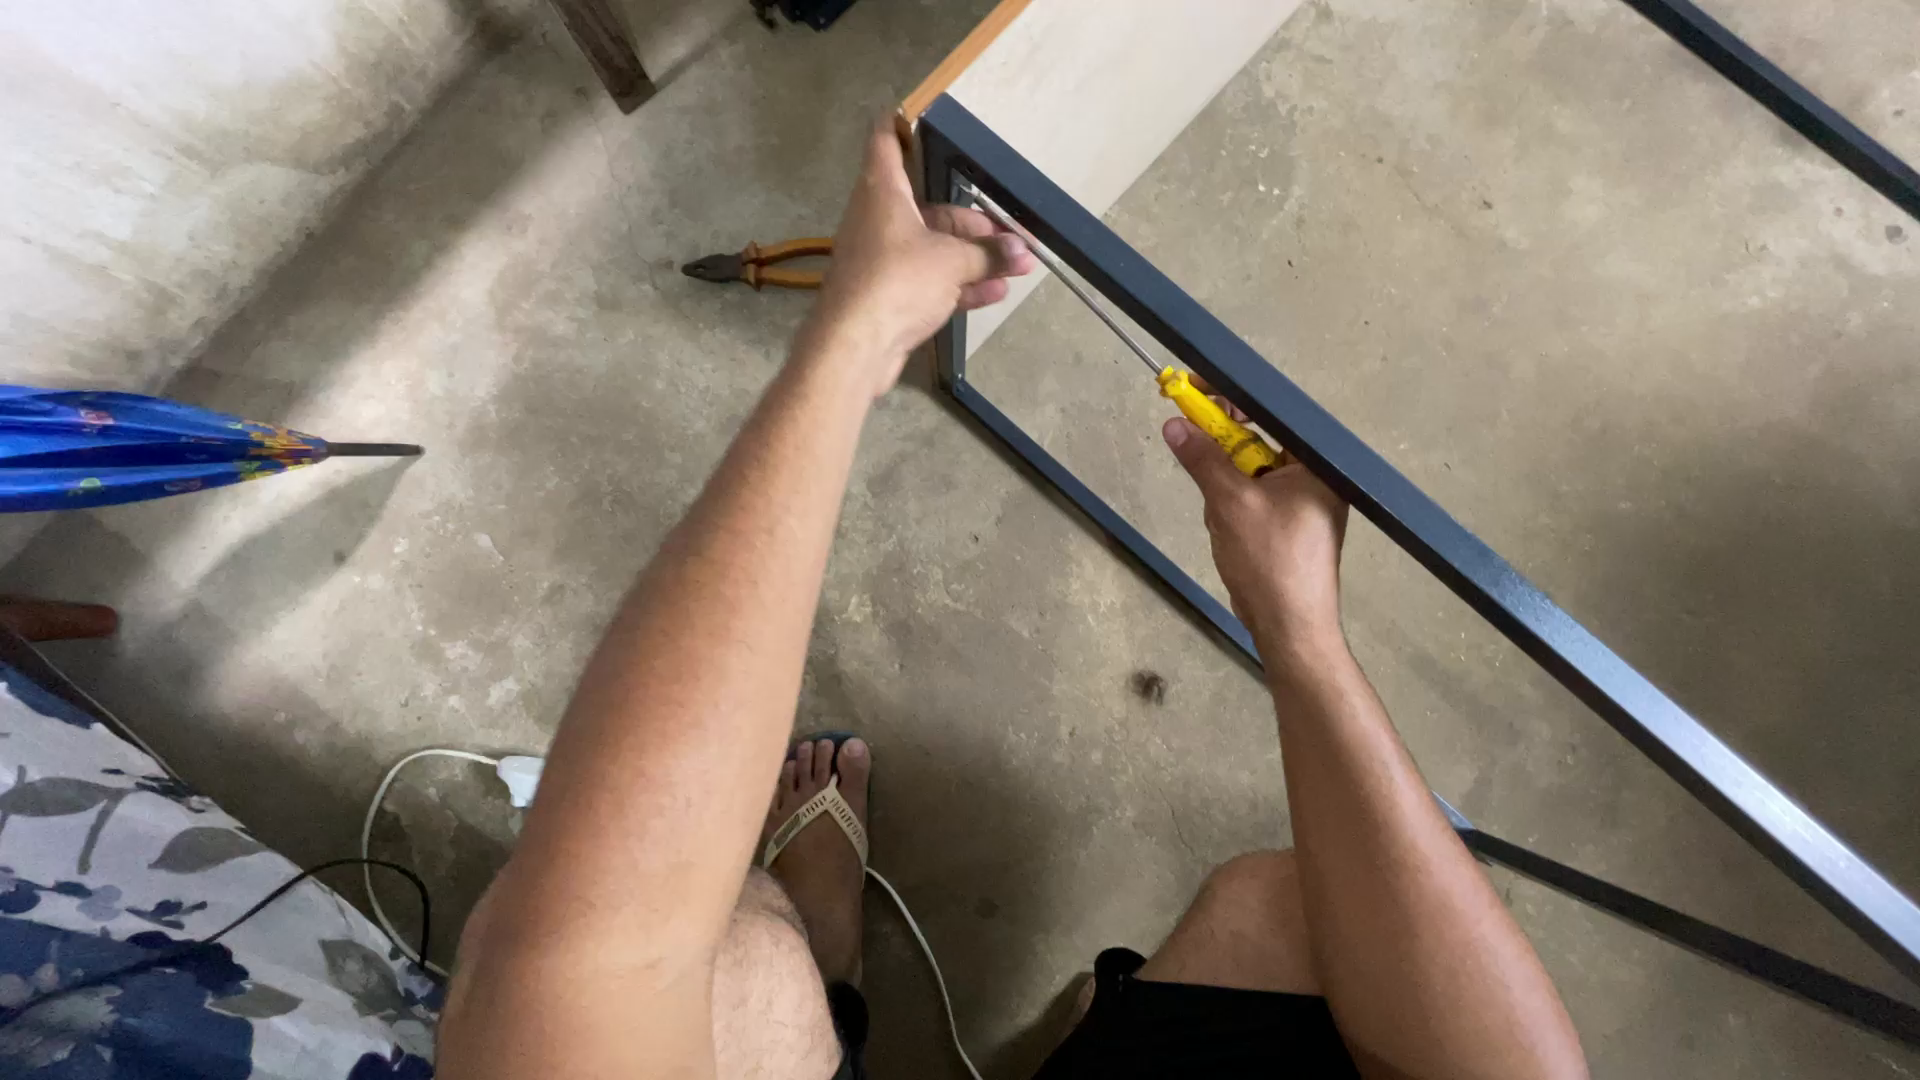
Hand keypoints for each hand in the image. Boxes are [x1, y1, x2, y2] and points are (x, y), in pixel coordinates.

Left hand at [807, 118, 1036, 396]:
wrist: (855, 346)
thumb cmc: (897, 283)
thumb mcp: (951, 263)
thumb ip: (989, 256)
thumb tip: (1023, 253)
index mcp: (883, 192)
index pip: (886, 140)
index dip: (902, 124)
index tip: (923, 117)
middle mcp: (879, 220)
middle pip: (930, 209)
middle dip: (972, 223)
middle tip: (1010, 235)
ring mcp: (884, 261)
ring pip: (934, 250)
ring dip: (973, 259)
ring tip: (1015, 266)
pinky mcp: (889, 298)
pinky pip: (931, 282)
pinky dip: (960, 285)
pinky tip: (996, 291)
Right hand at [1162, 412, 1349, 661]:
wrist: (1289, 625)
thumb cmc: (1269, 559)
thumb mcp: (1230, 503)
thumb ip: (1202, 459)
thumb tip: (1174, 424)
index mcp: (1314, 462)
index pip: (1270, 413)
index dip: (1229, 397)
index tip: (1192, 388)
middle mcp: (1314, 477)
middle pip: (1257, 443)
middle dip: (1222, 456)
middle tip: (1193, 450)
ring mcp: (1301, 504)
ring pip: (1248, 475)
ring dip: (1223, 491)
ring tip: (1222, 521)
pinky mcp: (1286, 526)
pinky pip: (1250, 501)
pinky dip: (1230, 510)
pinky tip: (1228, 535)